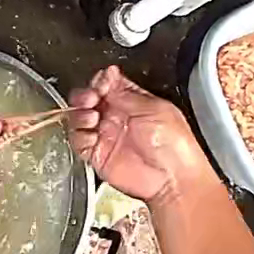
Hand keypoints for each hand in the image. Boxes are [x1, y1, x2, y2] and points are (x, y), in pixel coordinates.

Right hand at [67, 66, 212, 204]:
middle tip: (91, 98)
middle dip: (84, 95)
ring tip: (91, 117)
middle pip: (88, 99)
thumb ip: (126, 93)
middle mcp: (116, 117)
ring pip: (79, 118)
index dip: (100, 81)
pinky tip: (91, 134)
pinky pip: (78, 141)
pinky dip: (79, 135)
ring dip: (79, 114)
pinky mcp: (97, 155)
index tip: (101, 83)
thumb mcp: (154, 109)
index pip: (107, 84)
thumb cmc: (175, 146)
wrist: (173, 179)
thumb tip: (109, 74)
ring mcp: (105, 136)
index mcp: (131, 103)